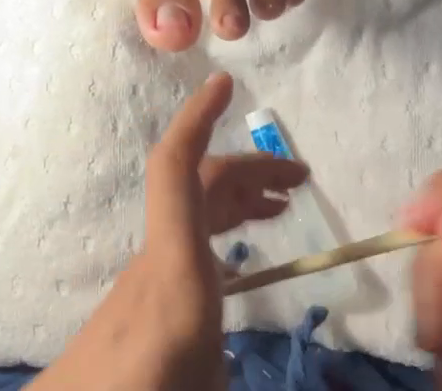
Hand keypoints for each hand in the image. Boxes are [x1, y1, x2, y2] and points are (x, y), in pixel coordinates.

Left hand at [33, 74, 308, 390]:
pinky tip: (238, 248)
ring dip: (236, 195)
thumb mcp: (207, 383)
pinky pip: (184, 238)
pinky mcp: (143, 297)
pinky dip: (219, 226)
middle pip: (197, 184)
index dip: (198, 119)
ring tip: (279, 205)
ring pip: (190, 211)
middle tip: (301, 176)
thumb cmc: (141, 388)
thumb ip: (244, 359)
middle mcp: (157, 260)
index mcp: (175, 273)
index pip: (176, 171)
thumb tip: (297, 370)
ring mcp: (146, 276)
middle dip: (249, 167)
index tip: (223, 82)